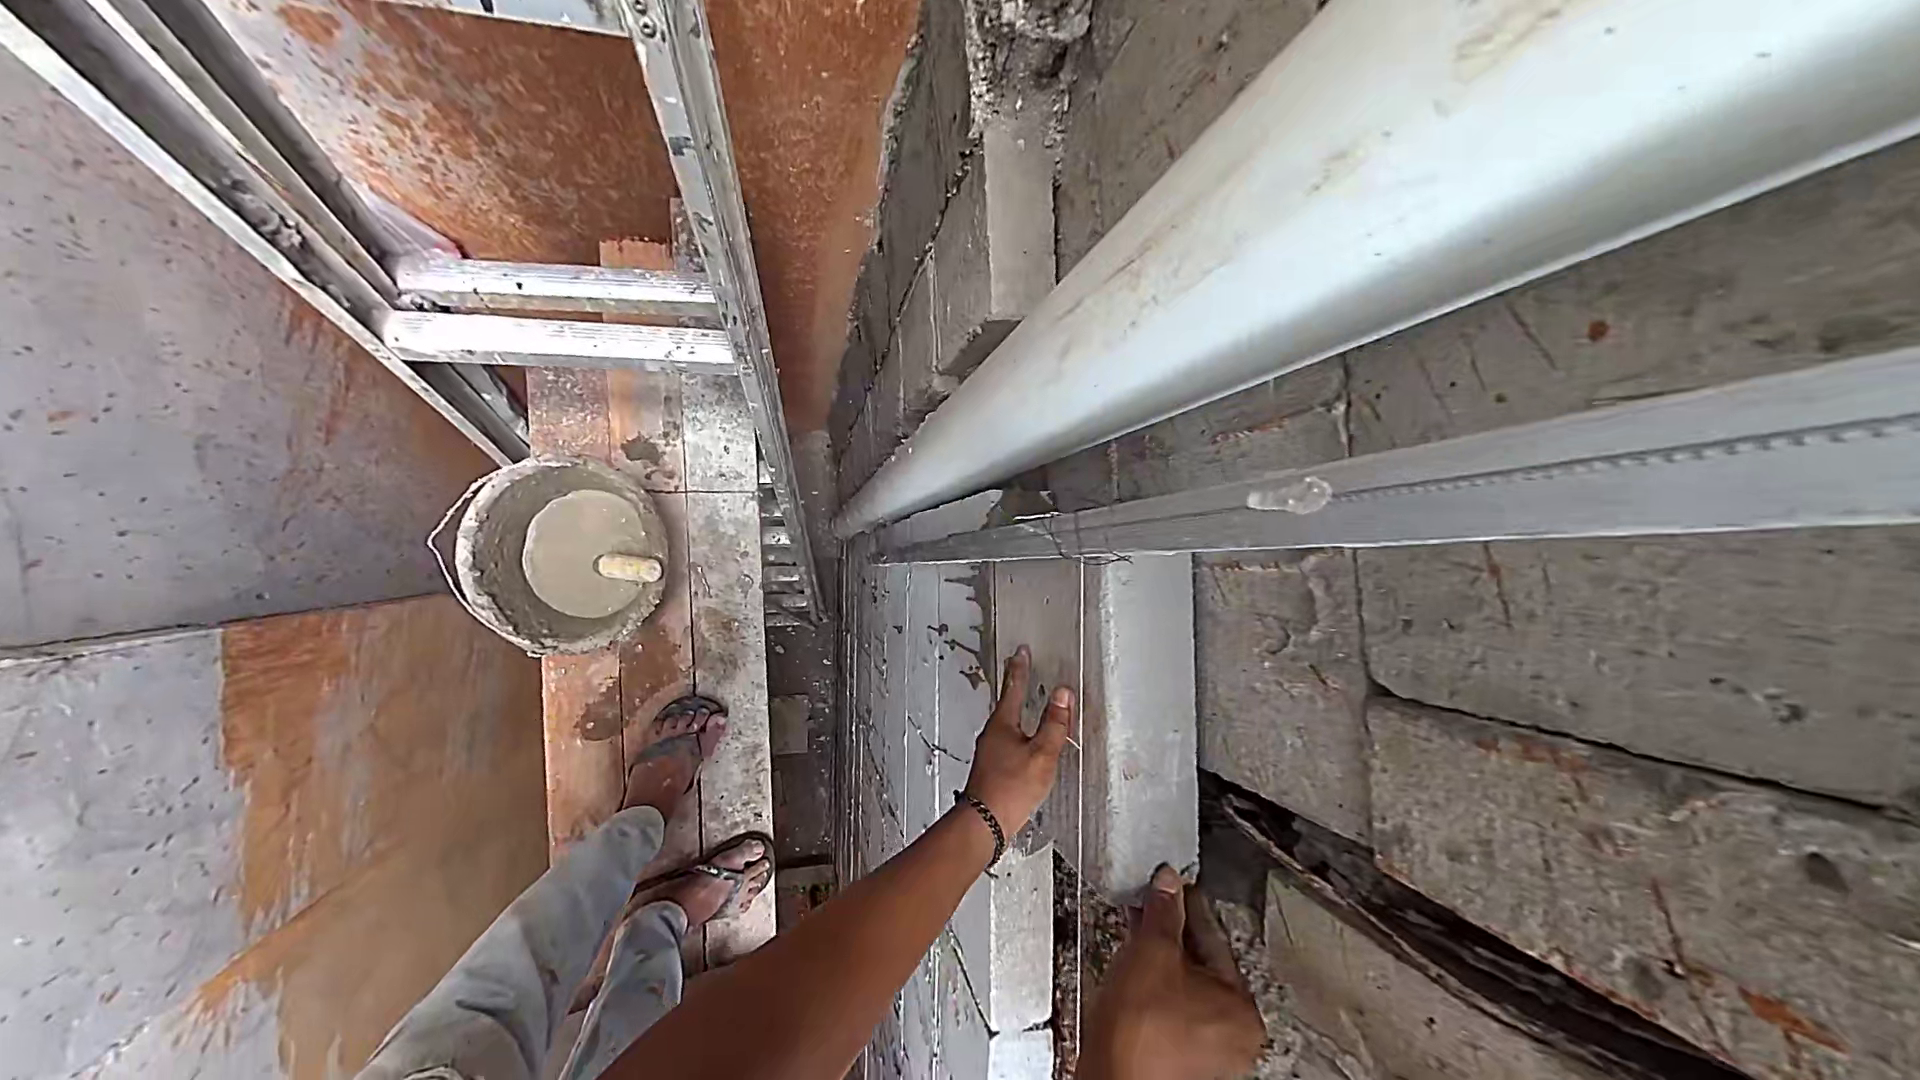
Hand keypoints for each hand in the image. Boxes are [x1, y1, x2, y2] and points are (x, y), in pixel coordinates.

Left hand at [962, 645, 1072, 833]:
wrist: (984, 822)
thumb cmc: (1011, 788)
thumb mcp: (1042, 754)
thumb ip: (1054, 724)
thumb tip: (1062, 694)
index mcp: (1003, 724)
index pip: (1013, 687)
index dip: (1020, 668)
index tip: (1021, 652)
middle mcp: (992, 733)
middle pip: (1006, 702)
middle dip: (1014, 685)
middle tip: (1019, 669)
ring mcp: (989, 751)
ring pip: (1005, 722)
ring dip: (1015, 709)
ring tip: (1023, 702)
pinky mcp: (991, 767)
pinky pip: (1006, 740)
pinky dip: (1016, 732)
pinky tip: (1022, 742)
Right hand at [1082, 866, 1266, 1079]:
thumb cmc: (1139, 1029)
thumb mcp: (1151, 949)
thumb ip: (1163, 911)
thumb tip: (1168, 883)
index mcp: (1242, 1009)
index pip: (1212, 935)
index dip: (1184, 902)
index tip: (1169, 883)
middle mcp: (1234, 1036)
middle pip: (1200, 962)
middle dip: (1170, 931)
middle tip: (1148, 903)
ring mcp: (1209, 1053)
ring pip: (1184, 985)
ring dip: (1160, 955)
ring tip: (1137, 929)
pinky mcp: (1180, 1060)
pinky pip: (1172, 1006)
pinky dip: (1155, 983)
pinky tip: (1134, 967)